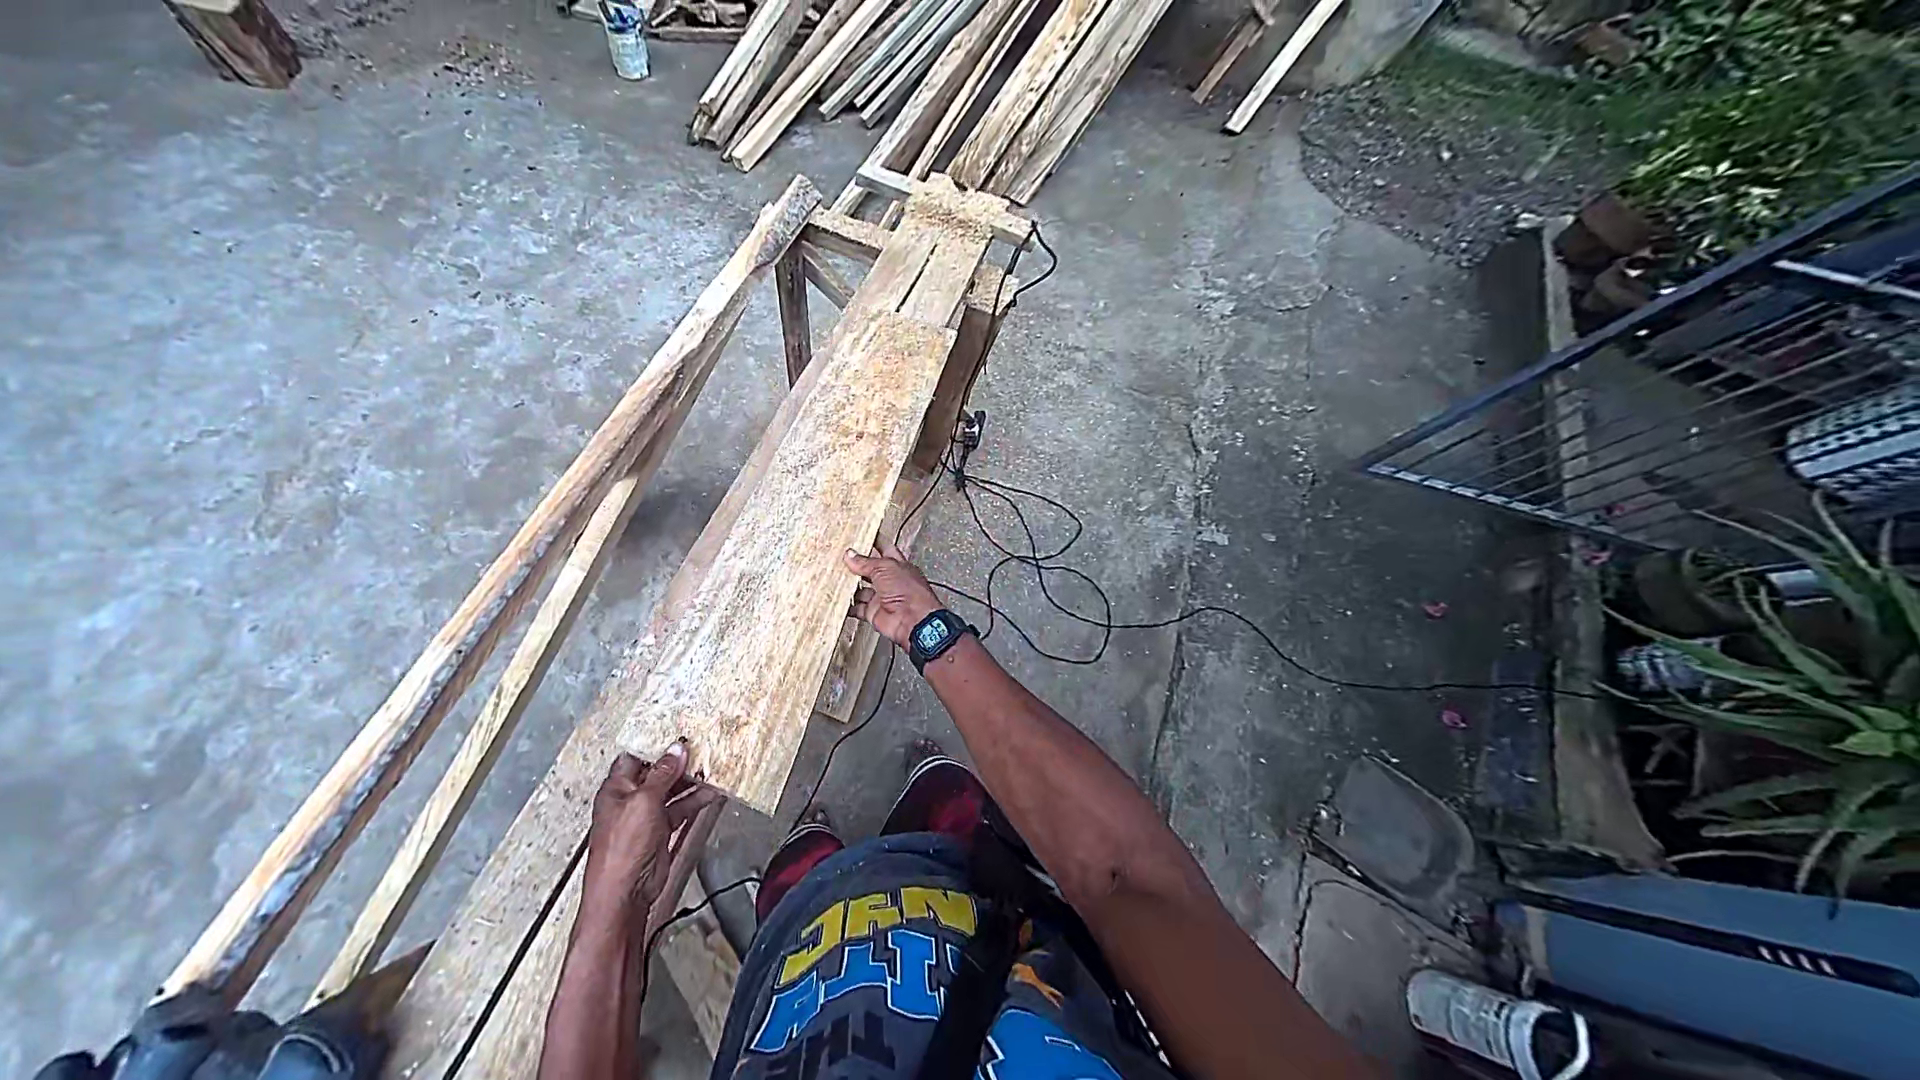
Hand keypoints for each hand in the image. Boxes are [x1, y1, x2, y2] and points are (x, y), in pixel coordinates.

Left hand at [581, 744, 720, 916]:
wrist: (625, 892)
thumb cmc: (621, 850)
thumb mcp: (643, 802)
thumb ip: (661, 773)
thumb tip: (675, 750)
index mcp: (616, 789)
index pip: (635, 757)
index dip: (655, 745)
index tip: (677, 735)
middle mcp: (630, 800)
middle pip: (657, 772)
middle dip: (678, 762)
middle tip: (701, 748)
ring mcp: (646, 816)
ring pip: (672, 790)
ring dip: (690, 780)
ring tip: (711, 768)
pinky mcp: (661, 830)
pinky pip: (681, 808)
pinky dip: (696, 800)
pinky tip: (711, 792)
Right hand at [845, 540, 942, 648]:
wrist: (912, 620)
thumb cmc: (910, 592)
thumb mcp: (885, 568)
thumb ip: (866, 562)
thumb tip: (851, 555)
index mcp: (898, 566)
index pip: (885, 549)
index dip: (876, 542)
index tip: (864, 536)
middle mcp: (891, 581)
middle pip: (870, 571)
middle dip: (857, 566)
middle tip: (842, 559)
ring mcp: (882, 597)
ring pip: (862, 590)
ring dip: (850, 586)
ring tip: (835, 578)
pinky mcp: (874, 612)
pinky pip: (858, 608)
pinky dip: (848, 605)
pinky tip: (839, 599)